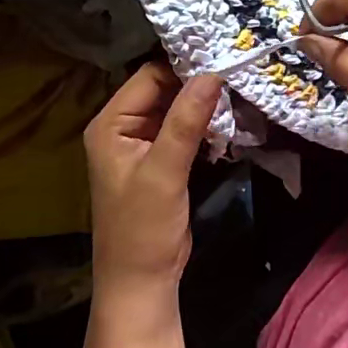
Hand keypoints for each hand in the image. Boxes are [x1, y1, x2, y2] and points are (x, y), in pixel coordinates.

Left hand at [83, 63, 221, 293]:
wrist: (142, 283)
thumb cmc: (143, 229)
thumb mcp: (164, 172)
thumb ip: (186, 122)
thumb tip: (212, 73)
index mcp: (110, 124)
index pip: (149, 77)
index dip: (183, 69)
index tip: (223, 64)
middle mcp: (123, 127)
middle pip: (163, 89)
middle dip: (197, 86)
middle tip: (236, 78)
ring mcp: (142, 143)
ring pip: (177, 108)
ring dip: (203, 106)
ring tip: (237, 98)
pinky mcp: (161, 159)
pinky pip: (184, 129)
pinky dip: (204, 126)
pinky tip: (228, 125)